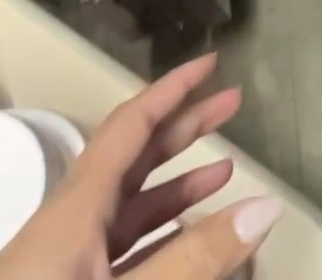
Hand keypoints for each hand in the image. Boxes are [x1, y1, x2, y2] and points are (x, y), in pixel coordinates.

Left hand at [0, 53, 280, 279]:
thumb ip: (194, 257)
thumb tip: (266, 205)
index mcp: (66, 222)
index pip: (125, 131)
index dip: (170, 92)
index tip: (210, 64)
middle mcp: (58, 236)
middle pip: (128, 162)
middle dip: (182, 128)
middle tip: (233, 103)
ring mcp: (56, 272)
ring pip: (123, 209)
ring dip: (175, 183)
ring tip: (226, 170)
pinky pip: (118, 249)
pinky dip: (160, 232)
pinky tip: (189, 236)